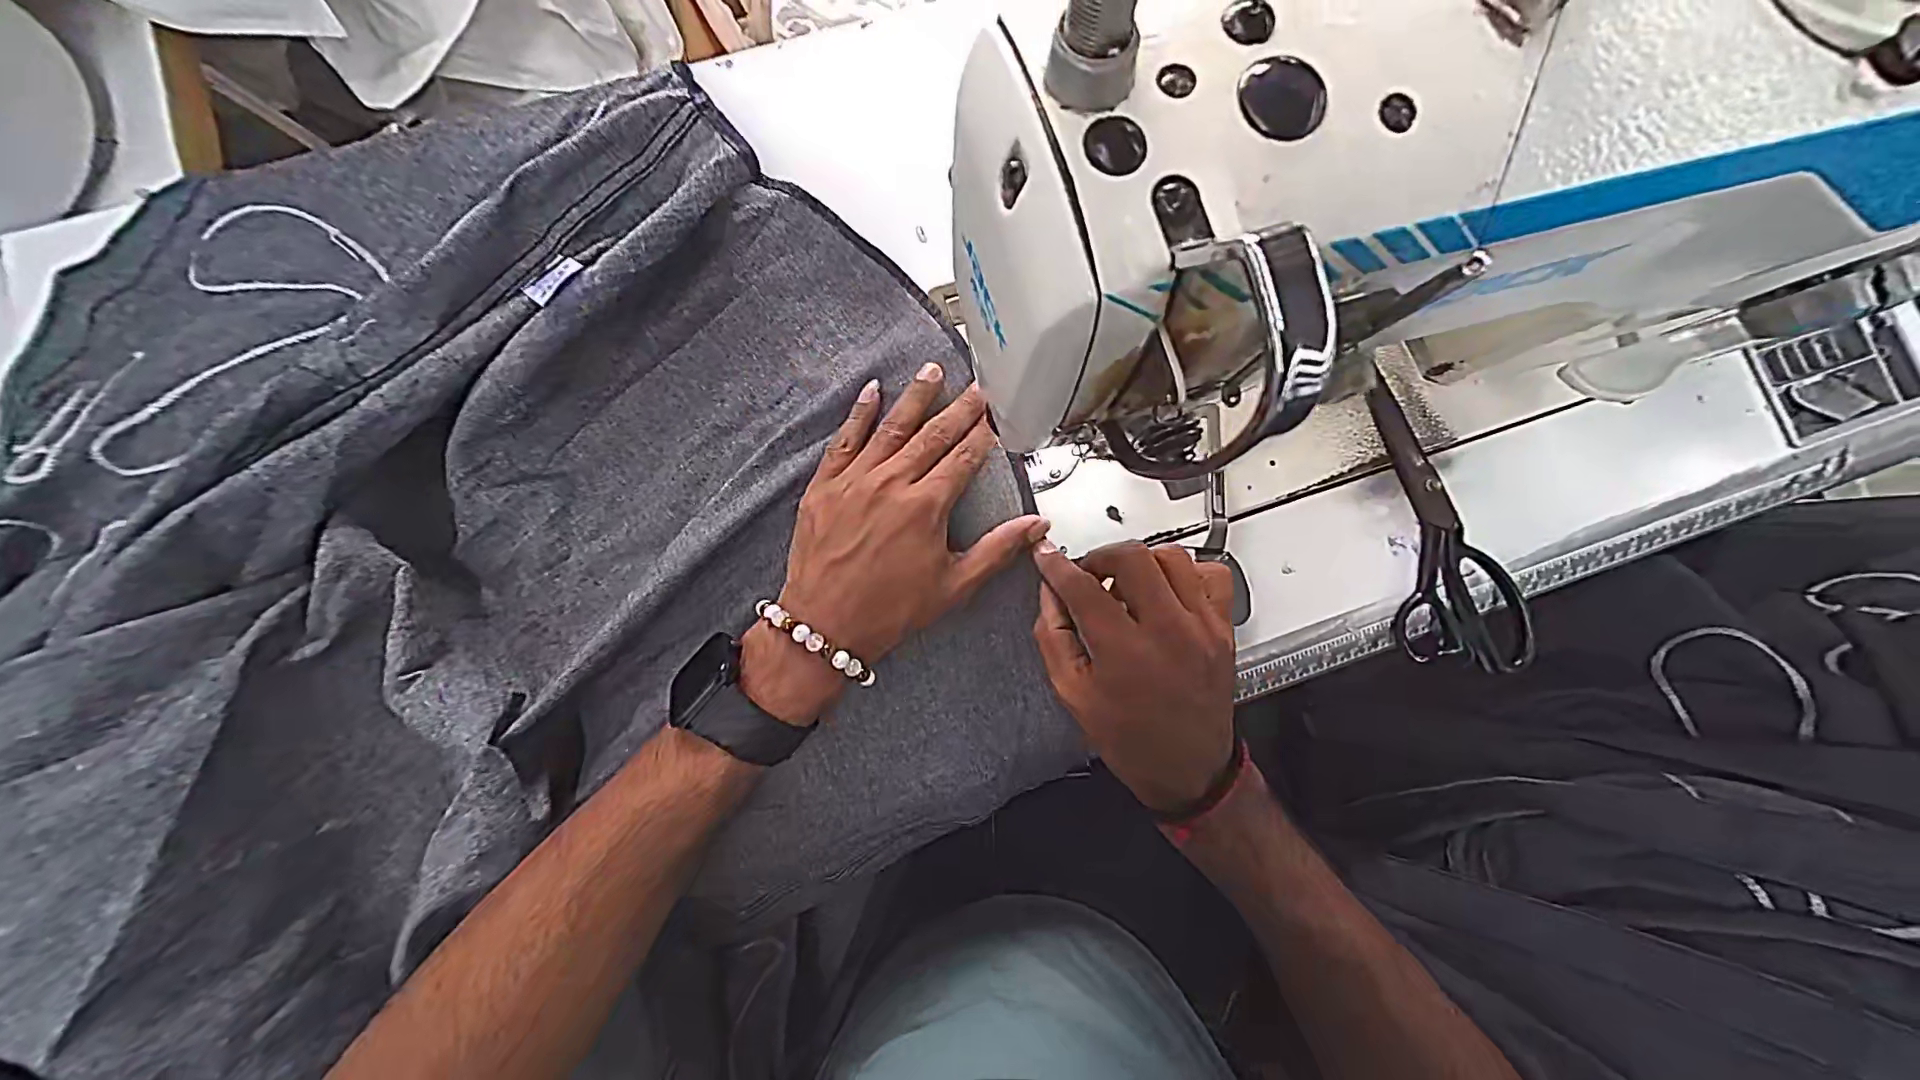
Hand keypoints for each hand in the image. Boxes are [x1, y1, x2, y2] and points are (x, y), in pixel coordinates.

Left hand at [739, 362, 1049, 726]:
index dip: (982, 433)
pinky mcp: (825, 486)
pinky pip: (845, 440)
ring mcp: (855, 481)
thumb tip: (1035, 527)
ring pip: (891, 427)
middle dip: (958, 407)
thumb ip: (997, 549)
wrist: (824, 624)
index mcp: (925, 507)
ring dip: (915, 397)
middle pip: (933, 434)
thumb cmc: (887, 610)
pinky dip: (859, 413)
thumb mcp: (953, 586)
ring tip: (932, 370)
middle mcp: (891, 484)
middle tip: (974, 387)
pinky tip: (871, 392)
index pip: (963, 456)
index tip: (993, 417)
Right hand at [1030, 541, 1236, 814]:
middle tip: (1088, 574)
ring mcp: (1201, 628)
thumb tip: (1050, 595)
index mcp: (1124, 652)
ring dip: (1140, 562)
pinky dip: (1186, 572)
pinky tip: (1167, 590)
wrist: (1188, 769)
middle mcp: (1168, 633)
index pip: (1082, 586)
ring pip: (1171, 557)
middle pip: (1131, 556)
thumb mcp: (1073, 694)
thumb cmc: (1133, 740)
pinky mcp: (1223, 630)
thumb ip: (1054, 636)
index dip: (1057, 566)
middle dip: (1099, 557)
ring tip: (1126, 584)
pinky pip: (1211, 574)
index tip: (1048, 558)